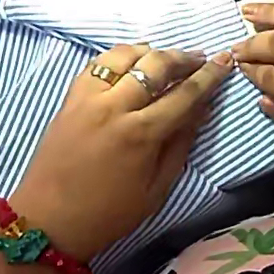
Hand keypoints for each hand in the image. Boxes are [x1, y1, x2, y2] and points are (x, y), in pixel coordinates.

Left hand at [9, 45, 233, 260]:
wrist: (48, 221)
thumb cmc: (110, 212)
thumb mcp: (157, 187)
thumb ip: (181, 143)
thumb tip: (203, 109)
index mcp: (141, 133)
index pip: (185, 93)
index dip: (209, 75)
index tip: (225, 61)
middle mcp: (115, 107)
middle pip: (157, 65)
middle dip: (184, 57)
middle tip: (200, 58)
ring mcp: (89, 98)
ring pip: (125, 55)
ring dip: (151, 52)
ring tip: (166, 58)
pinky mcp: (70, 98)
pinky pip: (98, 64)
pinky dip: (120, 57)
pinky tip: (132, 63)